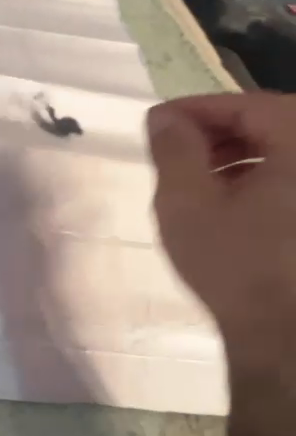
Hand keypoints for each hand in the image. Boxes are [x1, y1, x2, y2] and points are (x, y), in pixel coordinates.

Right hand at [148, 92, 295, 435]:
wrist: (291, 330)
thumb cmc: (235, 262)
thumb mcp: (185, 203)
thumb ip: (176, 151)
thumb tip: (165, 117)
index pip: (252, 105)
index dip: (199, 108)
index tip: (153, 123)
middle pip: (283, 121)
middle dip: (225, 129)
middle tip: (174, 150)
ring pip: (295, 149)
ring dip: (251, 152)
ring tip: (204, 178)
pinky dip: (275, 175)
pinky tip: (243, 200)